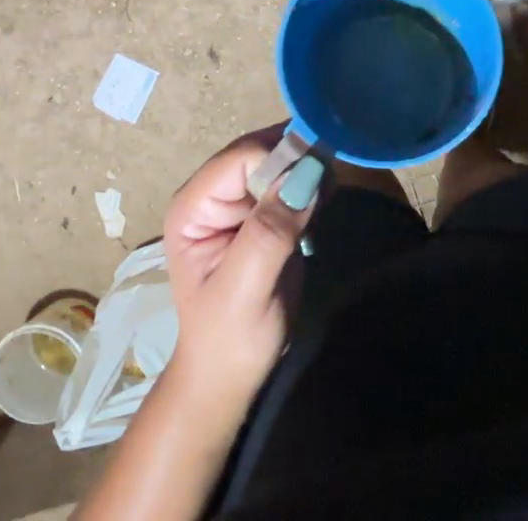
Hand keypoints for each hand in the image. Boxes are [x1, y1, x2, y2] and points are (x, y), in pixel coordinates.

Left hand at [162, 124, 318, 402]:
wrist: (230, 376)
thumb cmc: (228, 339)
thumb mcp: (245, 290)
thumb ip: (269, 232)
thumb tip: (303, 176)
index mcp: (193, 207)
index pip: (242, 157)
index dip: (283, 160)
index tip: (321, 178)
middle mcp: (213, 195)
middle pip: (261, 151)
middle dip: (299, 159)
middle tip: (334, 181)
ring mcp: (238, 203)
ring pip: (280, 160)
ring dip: (310, 170)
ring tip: (329, 195)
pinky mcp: (263, 214)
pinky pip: (291, 180)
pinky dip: (313, 184)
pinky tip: (325, 202)